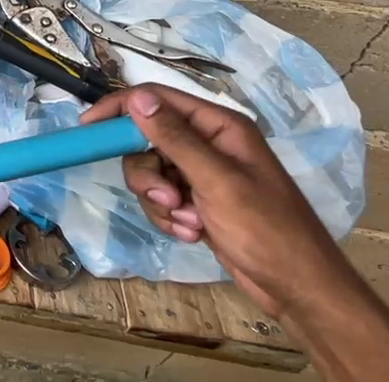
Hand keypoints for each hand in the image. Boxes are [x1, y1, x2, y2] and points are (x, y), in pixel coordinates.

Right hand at [80, 85, 358, 318]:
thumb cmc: (267, 230)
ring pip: (149, 171)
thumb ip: (174, 137)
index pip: (155, 100)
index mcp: (218, 126)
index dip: (120, 109)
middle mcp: (208, 143)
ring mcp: (202, 173)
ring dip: (159, 200)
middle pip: (146, 140)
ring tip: (187, 222)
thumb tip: (136, 97)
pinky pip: (160, 196)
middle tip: (165, 199)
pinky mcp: (197, 200)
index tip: (89, 128)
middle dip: (147, 173)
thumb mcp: (217, 182)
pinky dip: (169, 216)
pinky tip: (193, 232)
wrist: (300, 291)